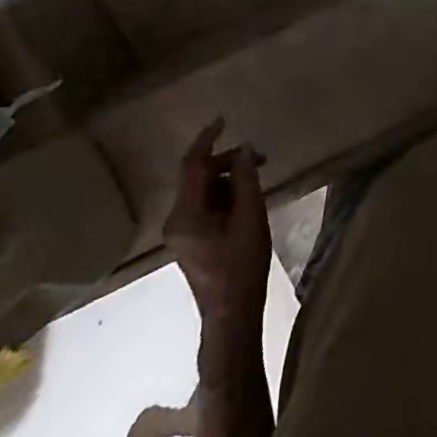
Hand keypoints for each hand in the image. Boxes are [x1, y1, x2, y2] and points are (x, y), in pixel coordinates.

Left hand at [164, 119, 270, 321]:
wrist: (231, 316)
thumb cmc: (242, 267)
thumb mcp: (250, 218)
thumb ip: (247, 180)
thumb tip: (245, 149)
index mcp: (185, 213)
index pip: (192, 164)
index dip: (208, 139)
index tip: (224, 120)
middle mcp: (176, 218)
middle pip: (199, 176)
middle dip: (228, 163)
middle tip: (260, 159)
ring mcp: (180, 231)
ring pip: (204, 190)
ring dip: (229, 180)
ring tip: (258, 181)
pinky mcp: (190, 239)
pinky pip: (205, 205)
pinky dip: (225, 196)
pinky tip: (247, 200)